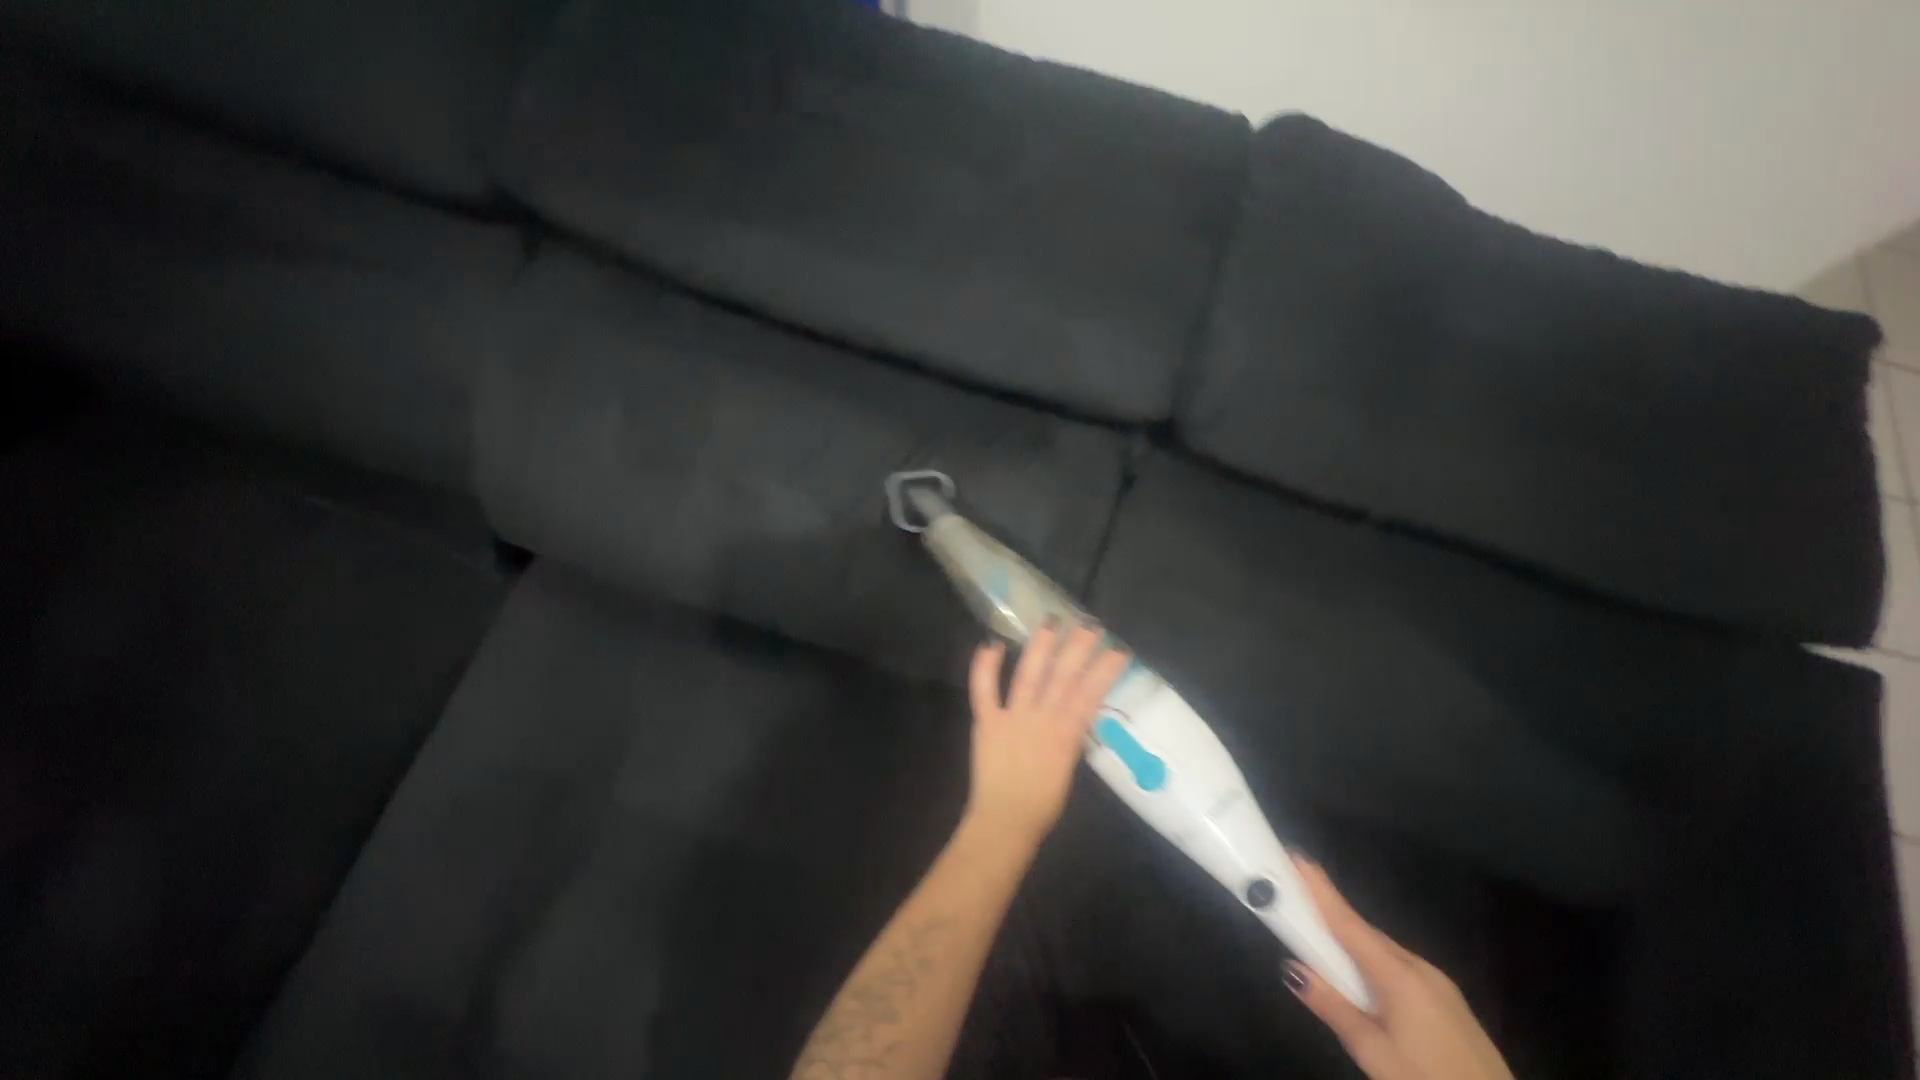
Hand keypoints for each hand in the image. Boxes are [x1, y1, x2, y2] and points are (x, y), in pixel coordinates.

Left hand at [962, 622, 1129, 845]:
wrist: (1006, 821)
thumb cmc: (1043, 802)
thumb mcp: (1069, 767)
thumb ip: (1070, 736)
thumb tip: (1075, 712)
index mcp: (1067, 733)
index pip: (1091, 693)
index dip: (1105, 669)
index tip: (1119, 649)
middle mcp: (1042, 718)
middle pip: (1063, 676)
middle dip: (1078, 649)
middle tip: (1090, 626)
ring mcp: (1013, 717)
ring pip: (1029, 674)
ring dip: (1041, 647)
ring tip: (1052, 623)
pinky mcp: (987, 721)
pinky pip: (984, 690)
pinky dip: (985, 667)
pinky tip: (992, 644)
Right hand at [1285, 856, 1514, 1079]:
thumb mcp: (1374, 1053)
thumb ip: (1335, 1008)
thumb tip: (1293, 969)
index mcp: (1400, 977)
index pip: (1349, 925)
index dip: (1320, 891)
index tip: (1299, 858)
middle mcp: (1421, 969)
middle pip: (1366, 935)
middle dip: (1330, 916)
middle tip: (1296, 904)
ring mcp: (1440, 985)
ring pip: (1384, 953)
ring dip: (1351, 943)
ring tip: (1320, 944)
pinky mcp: (1449, 1003)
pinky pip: (1400, 969)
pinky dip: (1373, 963)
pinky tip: (1362, 980)